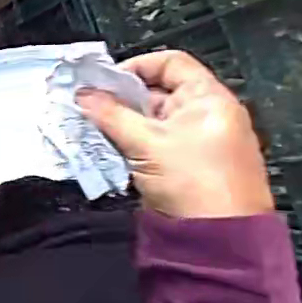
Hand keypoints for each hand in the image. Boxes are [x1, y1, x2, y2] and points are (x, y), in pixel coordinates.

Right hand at [76, 50, 274, 218]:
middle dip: (121, 97)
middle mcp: (205, 115)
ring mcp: (194, 140)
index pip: (170, 63)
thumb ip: (110, 114)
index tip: (105, 82)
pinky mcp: (182, 162)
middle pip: (155, 90)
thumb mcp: (145, 142)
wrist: (217, 238)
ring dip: (121, 121)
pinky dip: (129, 140)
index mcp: (208, 100)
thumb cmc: (195, 183)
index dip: (136, 66)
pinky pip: (151, 140)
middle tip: (91, 106)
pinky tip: (110, 147)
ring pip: (149, 117)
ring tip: (96, 128)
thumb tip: (84, 95)